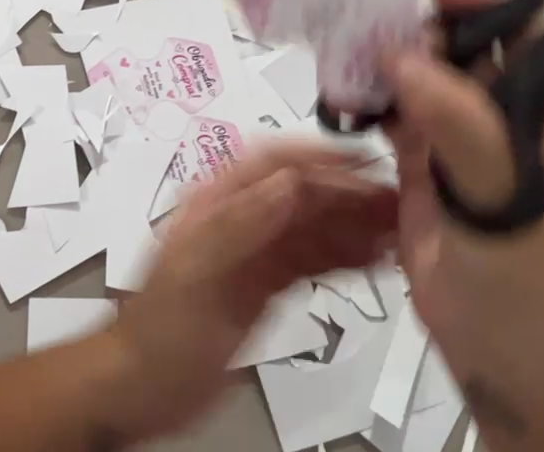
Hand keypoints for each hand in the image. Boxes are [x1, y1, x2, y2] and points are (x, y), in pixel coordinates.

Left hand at [94, 142, 397, 442]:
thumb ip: (242, 223)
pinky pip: (311, 259)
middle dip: (349, 193)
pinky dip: (344, 256)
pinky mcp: (265, 285)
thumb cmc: (160, 328)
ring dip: (354, 223)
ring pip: (312, 224)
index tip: (366, 165)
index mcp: (213, 204)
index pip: (273, 163)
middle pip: (300, 191)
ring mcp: (252, 252)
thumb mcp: (199, 270)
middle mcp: (236, 219)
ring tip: (400, 230)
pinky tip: (375, 258)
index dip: (319, 157)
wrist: (143, 384)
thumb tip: (289, 183)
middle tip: (400, 204)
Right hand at [381, 0, 543, 442]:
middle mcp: (514, 120)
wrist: (501, 360)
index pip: (534, 40)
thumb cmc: (527, 282)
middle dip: (423, 31)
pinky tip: (340, 91)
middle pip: (468, 52)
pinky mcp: (424, 164)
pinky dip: (368, 98)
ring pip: (425, 79)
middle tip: (369, 25)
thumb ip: (463, 129)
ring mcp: (465, 141)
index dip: (493, 8)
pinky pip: (395, 114)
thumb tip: (404, 58)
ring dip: (387, 61)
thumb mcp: (507, 203)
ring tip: (344, 50)